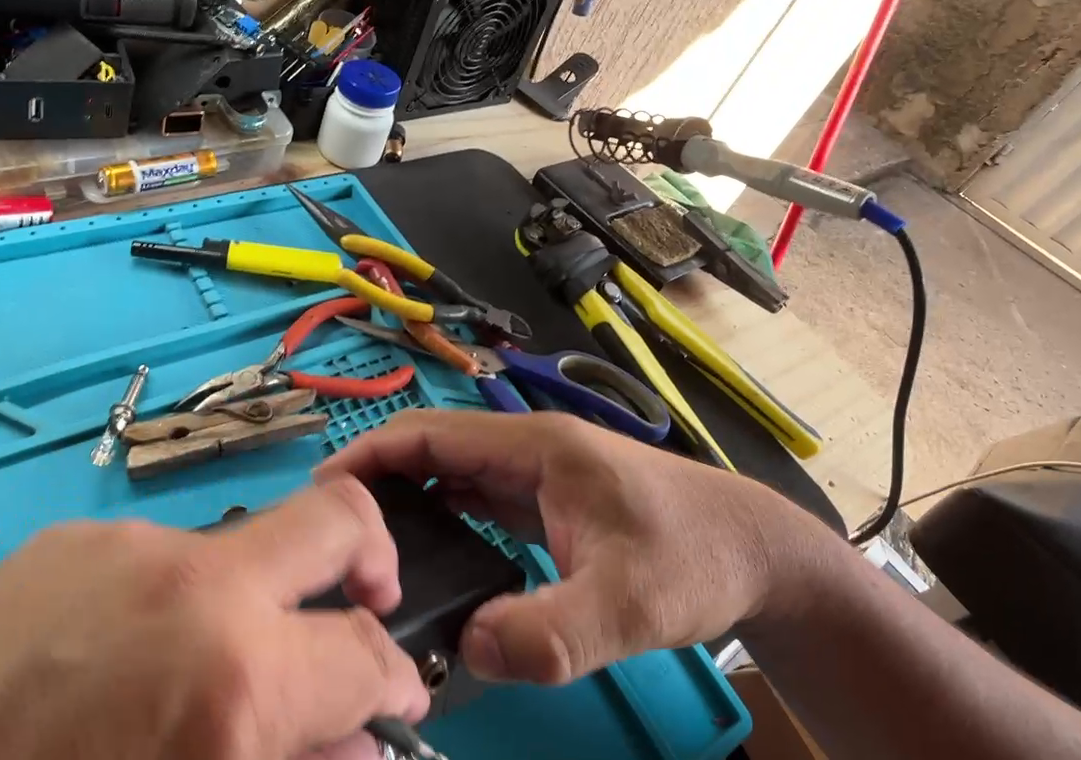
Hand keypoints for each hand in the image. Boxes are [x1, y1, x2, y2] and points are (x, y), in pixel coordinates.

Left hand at [0, 477, 427, 759]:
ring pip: (234, 548)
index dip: (396, 680)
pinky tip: (107, 659)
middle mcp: (193, 583)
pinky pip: (149, 560)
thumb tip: (359, 738)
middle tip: (361, 603)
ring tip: (184, 671)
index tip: (395, 696)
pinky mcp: (64, 540)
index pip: (366, 652)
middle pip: (334, 518)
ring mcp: (123, 547)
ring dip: (242, 602)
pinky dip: (162, 602)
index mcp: (235, 678)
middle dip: (370, 557)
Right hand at [319, 409, 828, 685]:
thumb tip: (465, 647)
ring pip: (451, 474)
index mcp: (534, 448)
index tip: (322, 492)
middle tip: (334, 535)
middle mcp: (528, 449)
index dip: (371, 454)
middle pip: (433, 449)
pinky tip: (426, 558)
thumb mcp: (627, 606)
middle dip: (379, 480)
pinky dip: (441, 518)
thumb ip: (549, 633)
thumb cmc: (694, 560)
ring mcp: (538, 473)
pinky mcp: (547, 501)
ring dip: (407, 500)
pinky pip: (476, 499)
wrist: (757, 555)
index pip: (431, 433)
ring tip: (367, 549)